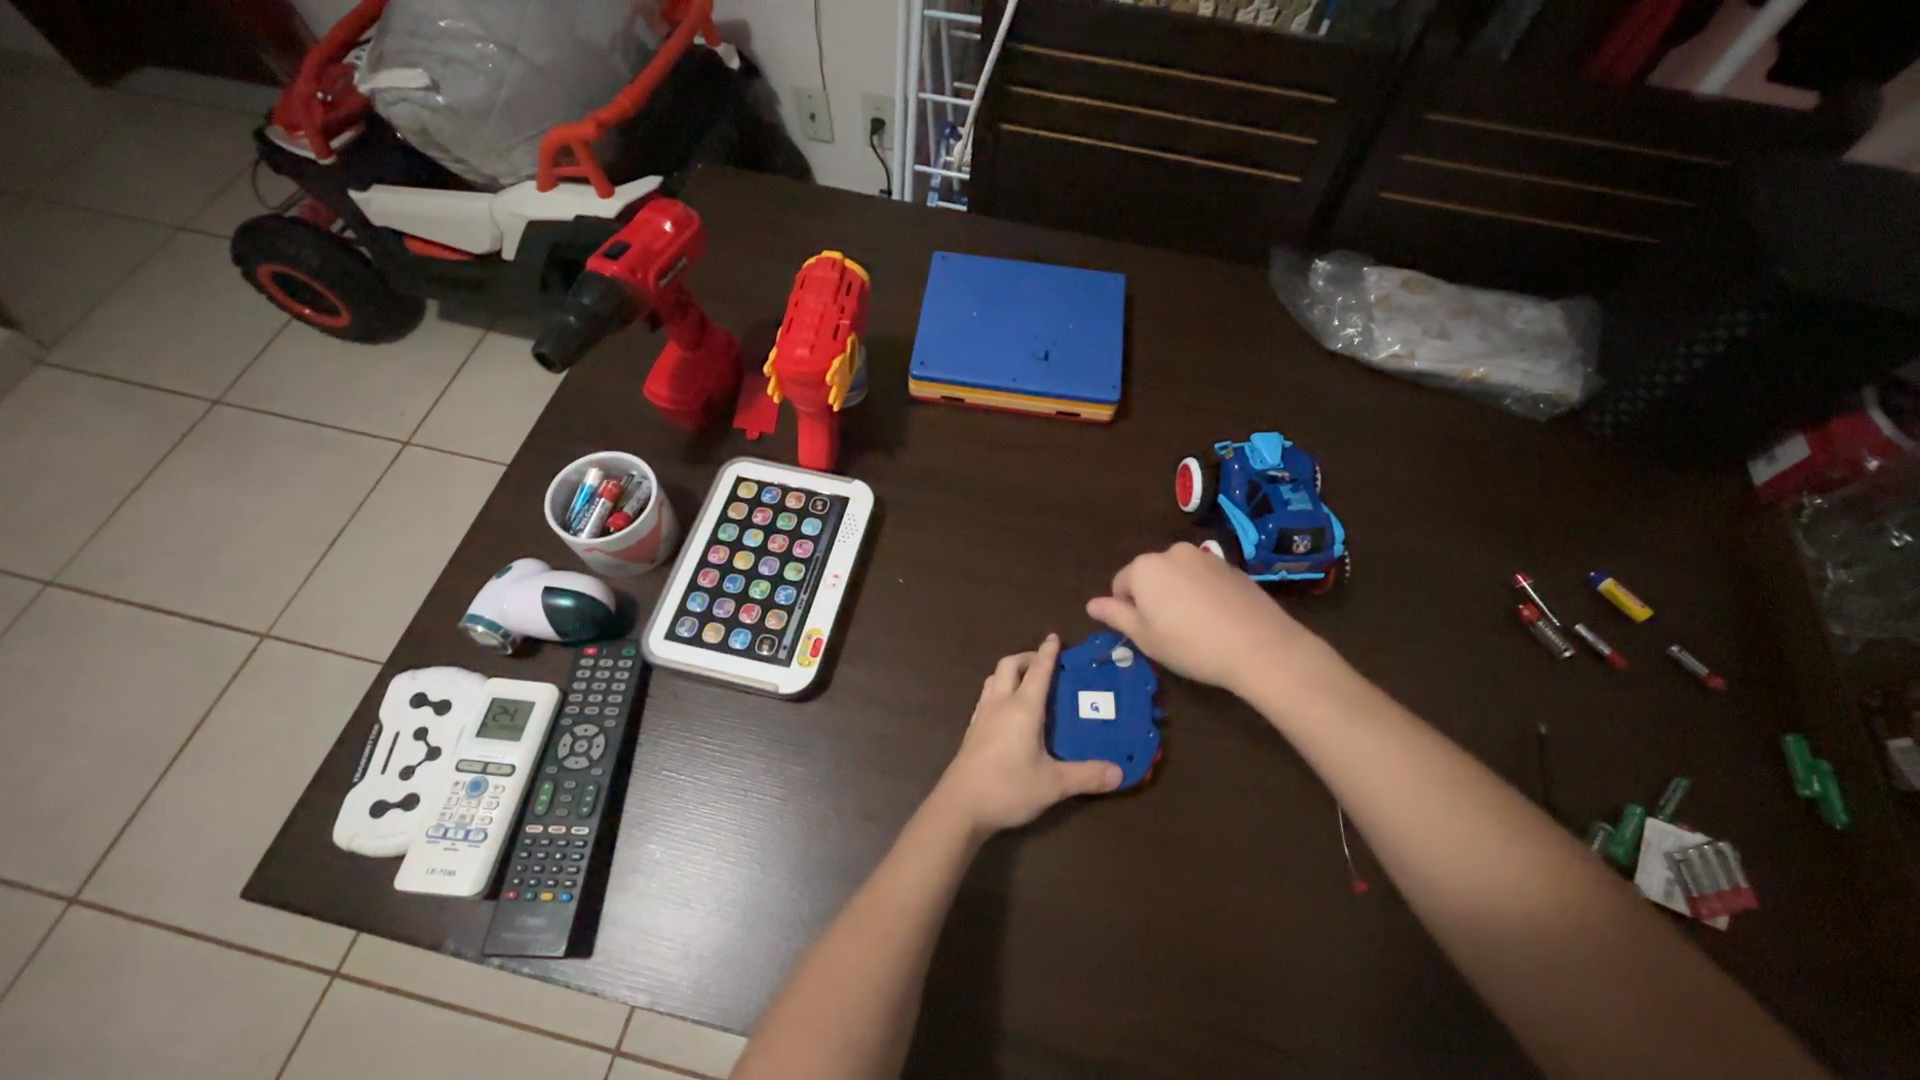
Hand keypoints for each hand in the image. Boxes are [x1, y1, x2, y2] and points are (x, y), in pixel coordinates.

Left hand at [932, 634, 1122, 834]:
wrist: (960, 806)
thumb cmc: (1008, 788)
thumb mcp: (1053, 785)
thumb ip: (1087, 776)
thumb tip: (1120, 773)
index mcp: (1023, 708)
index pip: (1038, 671)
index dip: (1048, 653)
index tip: (1054, 638)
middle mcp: (1000, 704)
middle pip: (1009, 665)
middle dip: (1027, 657)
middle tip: (1044, 663)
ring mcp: (981, 716)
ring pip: (993, 679)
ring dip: (1010, 672)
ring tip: (1026, 682)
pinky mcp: (971, 731)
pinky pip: (986, 697)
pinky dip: (999, 690)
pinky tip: (1007, 710)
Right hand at [1085, 543, 1326, 693]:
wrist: (1258, 645)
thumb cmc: (1189, 644)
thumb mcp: (1144, 637)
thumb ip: (1115, 615)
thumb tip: (1091, 603)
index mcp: (1145, 567)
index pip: (1120, 584)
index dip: (1128, 611)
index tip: (1146, 634)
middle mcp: (1172, 553)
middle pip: (1150, 575)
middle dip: (1153, 598)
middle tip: (1169, 632)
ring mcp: (1205, 557)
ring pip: (1178, 576)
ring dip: (1178, 595)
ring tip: (1195, 627)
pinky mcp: (1232, 566)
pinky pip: (1204, 579)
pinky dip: (1202, 594)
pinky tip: (1217, 620)